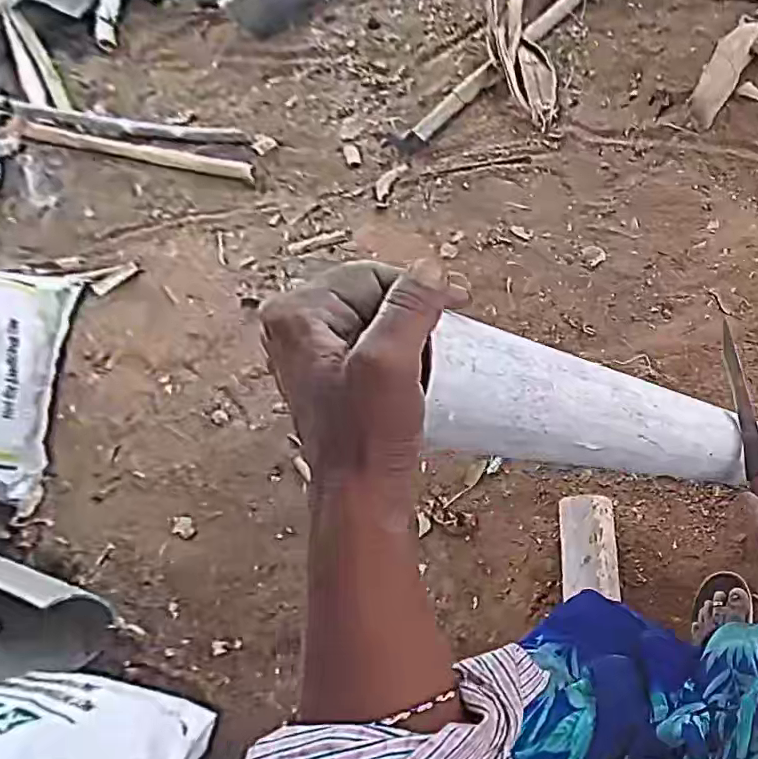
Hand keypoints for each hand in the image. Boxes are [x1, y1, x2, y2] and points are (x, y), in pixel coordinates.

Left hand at [258, 260, 465, 491]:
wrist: (363, 489)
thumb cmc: (369, 433)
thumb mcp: (390, 362)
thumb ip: (408, 310)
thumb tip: (432, 269)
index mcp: (298, 315)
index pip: (370, 276)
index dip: (420, 287)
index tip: (459, 305)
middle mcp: (300, 330)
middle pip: (375, 297)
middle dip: (419, 311)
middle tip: (453, 334)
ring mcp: (319, 356)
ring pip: (382, 323)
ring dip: (419, 333)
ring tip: (444, 356)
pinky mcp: (341, 379)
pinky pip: (382, 349)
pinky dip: (411, 354)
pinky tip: (430, 372)